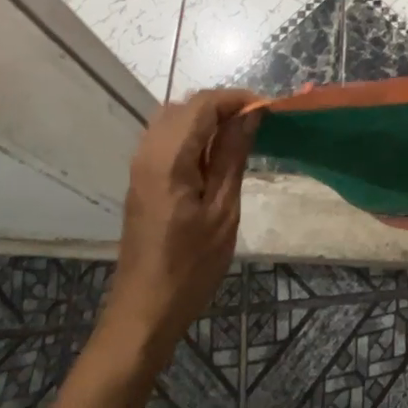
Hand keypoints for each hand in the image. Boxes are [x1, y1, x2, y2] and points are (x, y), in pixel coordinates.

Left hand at [100, 88, 259, 353]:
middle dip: (222, 106)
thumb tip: (250, 114)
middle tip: (256, 124)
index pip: (203, 104)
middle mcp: (149, 151)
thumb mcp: (223, 210)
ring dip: (206, 118)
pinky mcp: (141, 177)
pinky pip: (166, 137)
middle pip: (187, 105)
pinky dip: (191, 133)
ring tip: (238, 138)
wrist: (145, 308)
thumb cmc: (191, 265)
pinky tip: (213, 156)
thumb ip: (233, 155)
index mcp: (169, 158)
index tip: (267, 109)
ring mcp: (141, 164)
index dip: (236, 99)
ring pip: (174, 118)